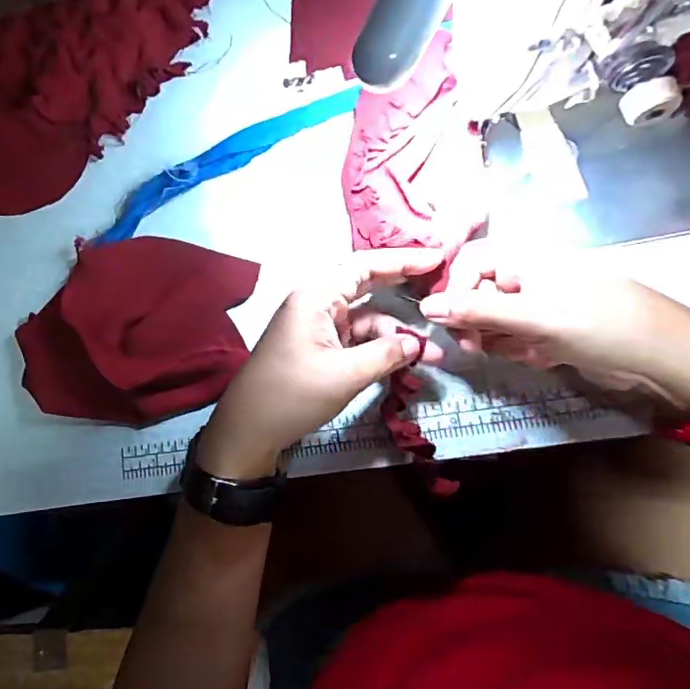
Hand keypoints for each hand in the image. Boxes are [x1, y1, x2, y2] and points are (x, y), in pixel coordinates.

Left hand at [199, 248, 448, 478]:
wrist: (248, 430)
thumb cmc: (291, 396)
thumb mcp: (344, 375)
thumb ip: (385, 354)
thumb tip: (418, 344)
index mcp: (316, 297)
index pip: (365, 266)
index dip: (403, 260)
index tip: (438, 258)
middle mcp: (317, 303)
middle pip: (368, 286)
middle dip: (404, 289)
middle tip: (441, 287)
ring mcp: (318, 325)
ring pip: (367, 318)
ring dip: (396, 334)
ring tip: (432, 354)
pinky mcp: (320, 347)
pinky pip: (358, 338)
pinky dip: (380, 347)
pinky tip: (406, 361)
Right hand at [417, 240, 689, 409]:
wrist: (658, 356)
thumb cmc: (594, 323)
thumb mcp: (531, 317)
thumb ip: (477, 312)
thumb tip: (426, 307)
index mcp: (524, 257)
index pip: (469, 262)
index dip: (454, 290)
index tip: (451, 323)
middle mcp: (528, 276)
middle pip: (478, 294)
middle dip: (477, 324)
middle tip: (480, 348)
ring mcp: (541, 304)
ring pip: (496, 322)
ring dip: (502, 342)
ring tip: (527, 351)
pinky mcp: (552, 330)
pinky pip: (518, 339)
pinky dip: (524, 351)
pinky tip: (545, 358)